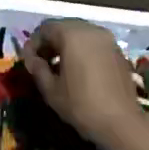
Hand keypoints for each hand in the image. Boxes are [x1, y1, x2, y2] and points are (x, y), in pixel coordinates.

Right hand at [20, 19, 148, 146]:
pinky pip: (95, 45)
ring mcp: (108, 40)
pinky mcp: (119, 52)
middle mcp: (92, 30)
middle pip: (64, 28)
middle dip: (50, 43)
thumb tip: (31, 59)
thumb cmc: (81, 105)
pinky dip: (83, 52)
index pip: (45, 28)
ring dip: (67, 48)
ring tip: (59, 69)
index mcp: (72, 34)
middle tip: (42, 63)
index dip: (33, 43)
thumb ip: (38, 69)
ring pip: (81, 35)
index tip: (28, 62)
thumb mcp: (51, 90)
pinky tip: (78, 72)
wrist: (120, 121)